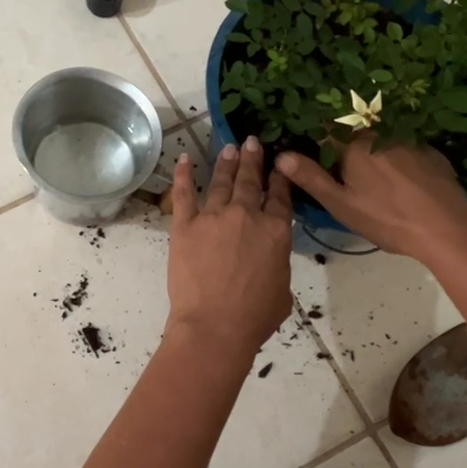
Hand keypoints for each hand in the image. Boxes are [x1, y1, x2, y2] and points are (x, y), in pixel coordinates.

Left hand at [165, 137, 294, 360]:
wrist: (215, 325)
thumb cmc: (255, 316)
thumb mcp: (282, 289)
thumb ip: (277, 263)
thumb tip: (269, 257)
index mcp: (276, 231)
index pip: (280, 197)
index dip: (280, 179)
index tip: (279, 163)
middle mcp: (246, 215)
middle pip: (250, 181)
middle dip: (252, 160)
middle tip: (252, 142)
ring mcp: (213, 217)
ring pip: (221, 182)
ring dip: (226, 163)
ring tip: (229, 148)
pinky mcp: (185, 225)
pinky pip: (184, 193)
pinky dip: (183, 174)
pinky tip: (184, 159)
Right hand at [274, 136, 466, 261]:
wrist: (447, 229)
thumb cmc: (387, 219)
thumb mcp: (341, 204)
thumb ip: (311, 178)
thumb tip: (281, 156)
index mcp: (353, 146)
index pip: (325, 130)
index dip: (315, 137)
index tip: (309, 148)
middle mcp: (379, 135)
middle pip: (352, 130)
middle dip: (342, 141)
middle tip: (339, 164)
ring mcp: (408, 141)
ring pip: (379, 137)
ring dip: (369, 146)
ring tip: (368, 170)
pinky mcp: (430, 151)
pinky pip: (402, 145)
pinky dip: (394, 154)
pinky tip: (399, 177)